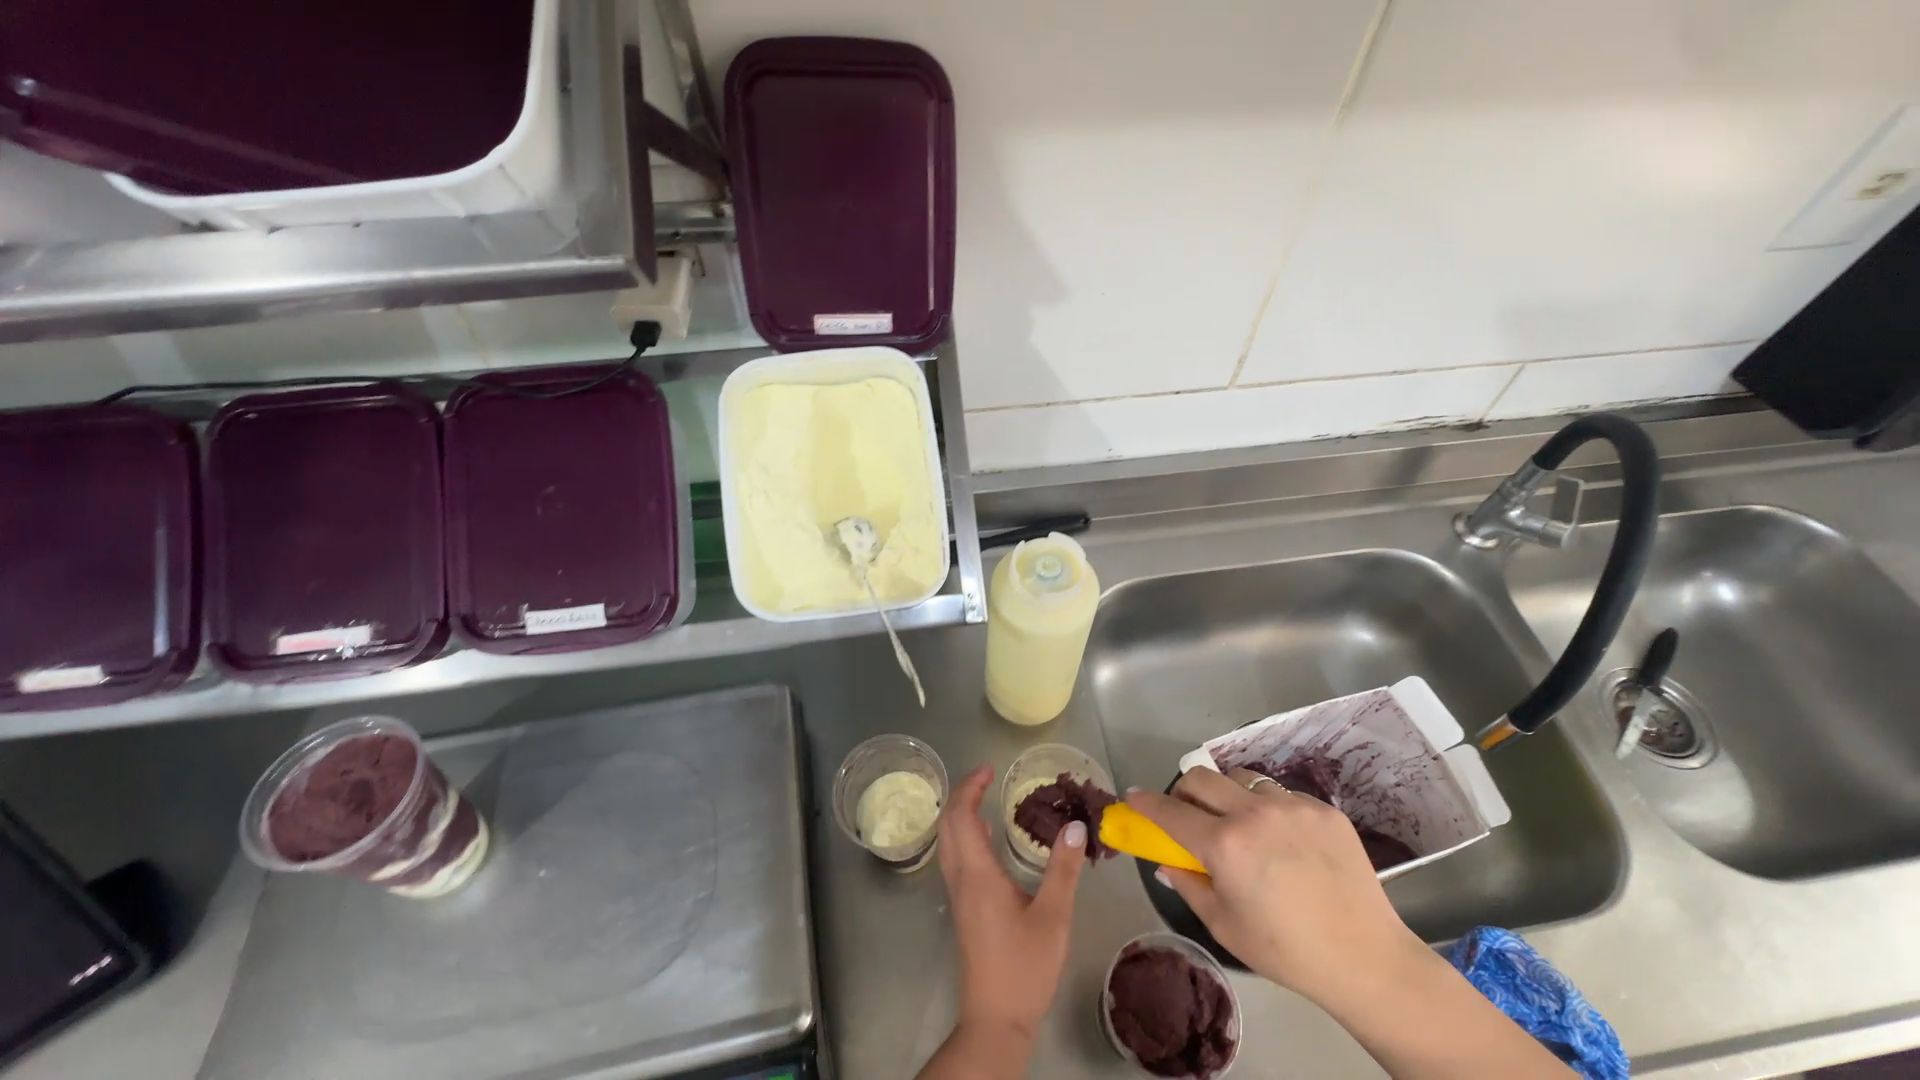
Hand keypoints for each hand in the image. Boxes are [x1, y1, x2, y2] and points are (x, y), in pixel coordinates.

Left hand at [937, 763, 1087, 1042]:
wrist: (996, 1018)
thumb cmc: (1024, 966)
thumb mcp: (1053, 916)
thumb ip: (1063, 869)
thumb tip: (1076, 826)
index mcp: (977, 874)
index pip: (961, 816)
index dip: (970, 787)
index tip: (989, 769)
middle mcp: (960, 879)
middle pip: (947, 825)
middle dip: (962, 795)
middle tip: (987, 778)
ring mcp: (958, 896)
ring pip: (947, 842)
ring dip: (960, 815)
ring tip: (985, 800)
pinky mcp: (963, 910)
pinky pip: (955, 858)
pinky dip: (964, 836)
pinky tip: (986, 841)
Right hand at [1128, 767, 1426, 1005]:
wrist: (1366, 957)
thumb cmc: (1285, 950)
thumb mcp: (1223, 924)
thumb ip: (1188, 883)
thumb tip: (1167, 860)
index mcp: (1225, 844)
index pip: (1169, 811)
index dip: (1145, 804)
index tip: (1133, 798)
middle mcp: (1255, 813)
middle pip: (1201, 777)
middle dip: (1184, 792)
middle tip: (1188, 816)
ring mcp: (1293, 806)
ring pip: (1242, 779)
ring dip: (1227, 795)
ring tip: (1240, 827)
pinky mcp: (1324, 809)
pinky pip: (1280, 794)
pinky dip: (1268, 809)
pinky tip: (1283, 842)